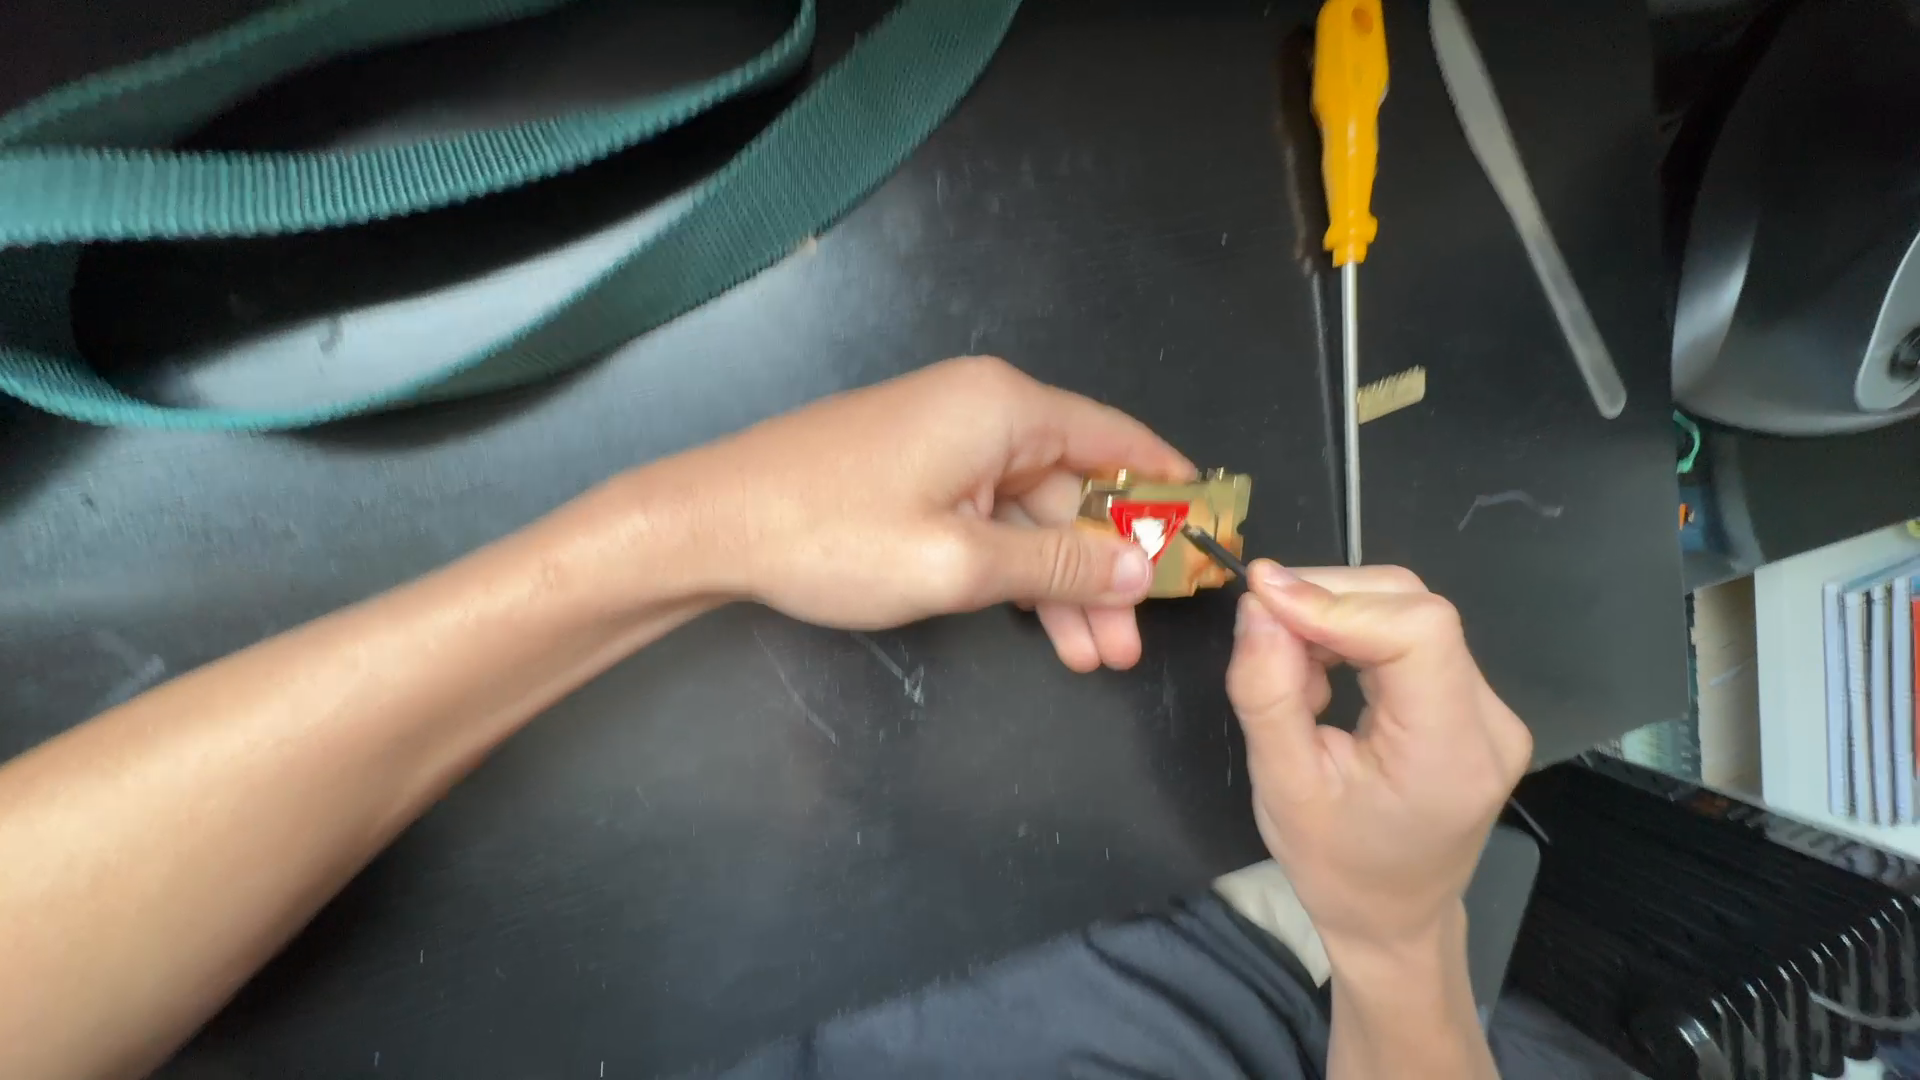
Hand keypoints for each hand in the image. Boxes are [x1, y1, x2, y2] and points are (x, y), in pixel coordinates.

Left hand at [655, 356, 1193, 669]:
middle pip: (1073, 491)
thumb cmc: (834, 537)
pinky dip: (1011, 569)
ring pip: (1029, 515)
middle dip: (1103, 569)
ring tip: (1090, 657)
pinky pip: (986, 519)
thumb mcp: (959, 563)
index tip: (1203, 539)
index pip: (1118, 439)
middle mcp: (983, 411)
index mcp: (1005, 409)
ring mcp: (946, 444)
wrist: (710, 525)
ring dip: (1058, 582)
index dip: (1167, 489)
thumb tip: (1142, 569)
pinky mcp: (916, 473)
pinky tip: (1036, 623)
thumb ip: (1057, 564)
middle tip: (1129, 645)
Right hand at [1224, 562, 1531, 956]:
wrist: (1390, 916)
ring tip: (1287, 666)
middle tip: (1259, 629)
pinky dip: (1346, 633)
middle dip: (1325, 599)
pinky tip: (1316, 672)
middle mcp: (1487, 718)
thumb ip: (1266, 692)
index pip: (1418, 630)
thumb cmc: (1333, 863)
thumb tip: (1256, 607)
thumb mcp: (1281, 785)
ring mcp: (1485, 708)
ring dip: (1331, 615)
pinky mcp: (1465, 701)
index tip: (1259, 596)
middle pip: (1413, 607)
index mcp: (1450, 751)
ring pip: (1407, 610)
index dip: (1335, 601)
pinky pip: (1405, 634)